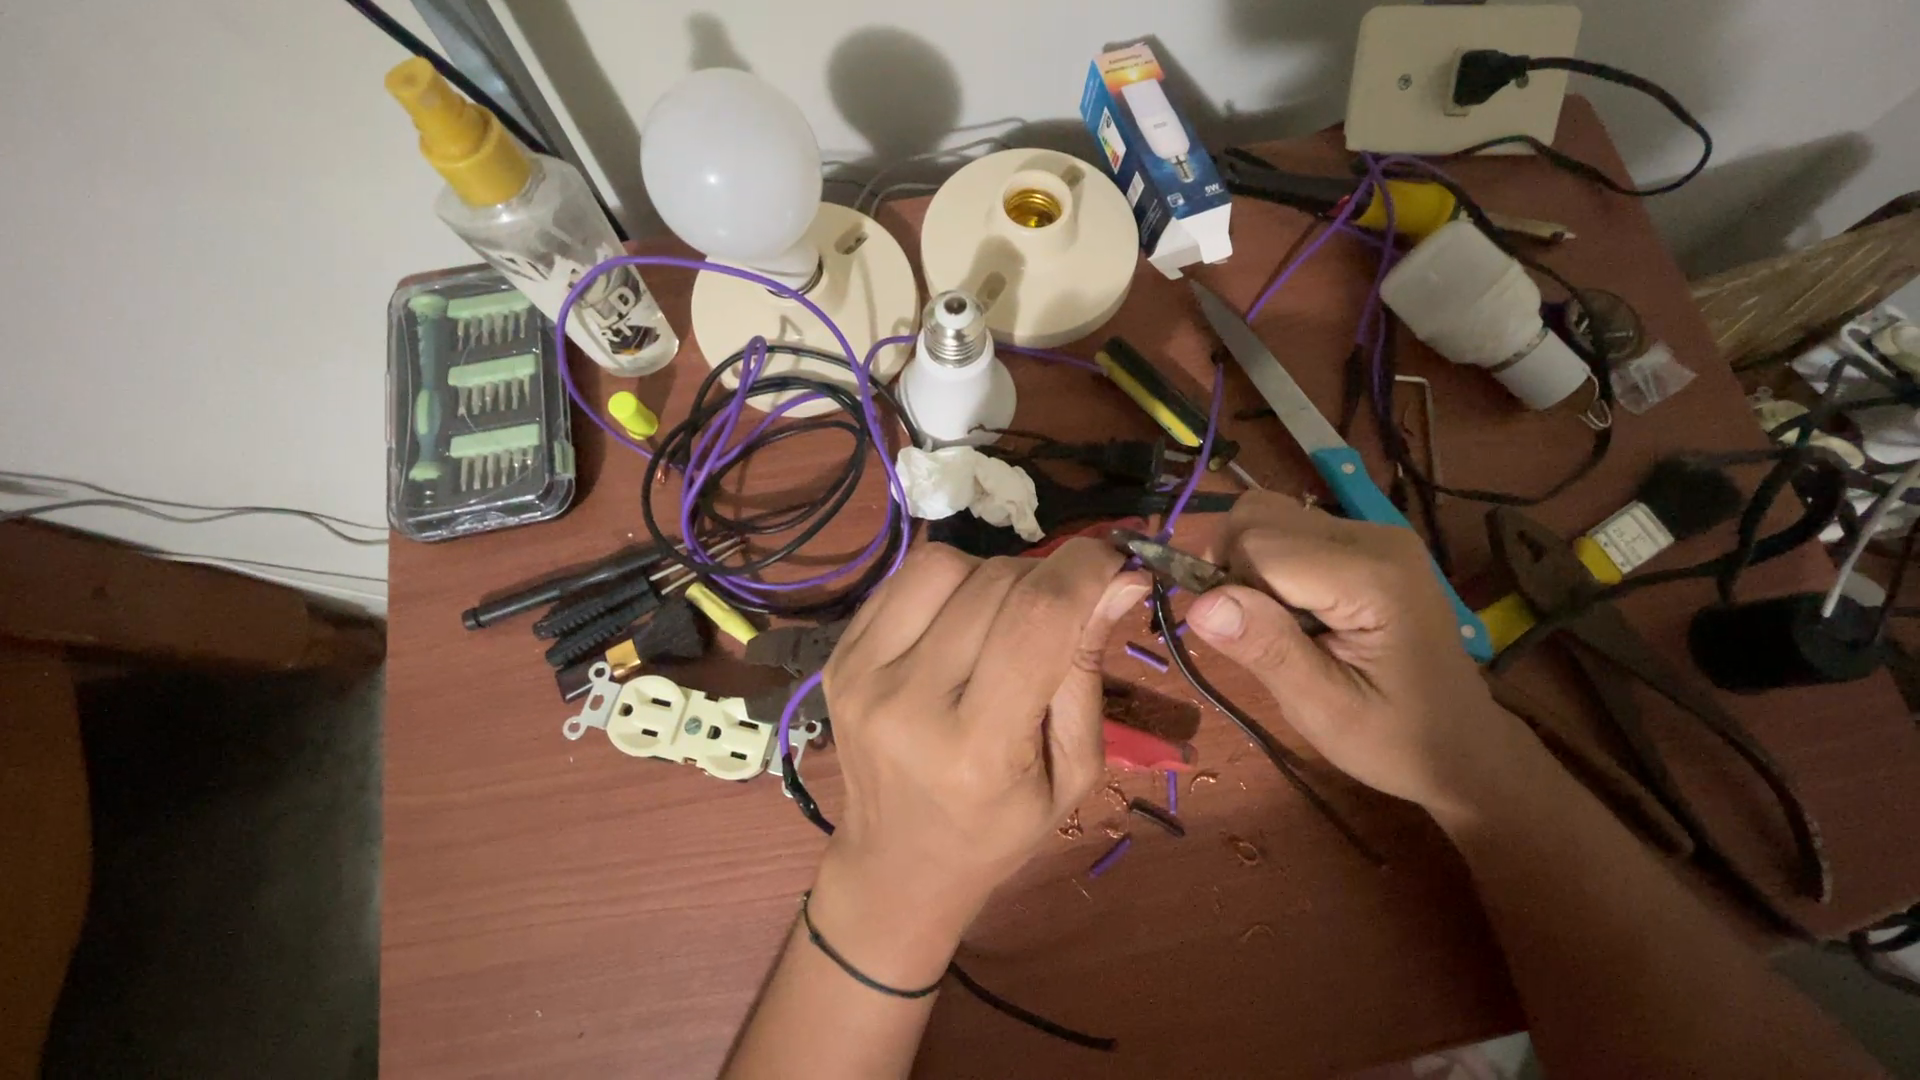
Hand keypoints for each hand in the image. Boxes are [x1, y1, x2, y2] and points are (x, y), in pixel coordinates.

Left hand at [811, 540, 1147, 985]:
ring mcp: (862, 674)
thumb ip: (1087, 671)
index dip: (1085, 568)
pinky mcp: (840, 656)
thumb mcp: (1071, 771)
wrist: (897, 861)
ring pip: (946, 565)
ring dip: (994, 574)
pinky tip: (961, 620)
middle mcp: (909, 702)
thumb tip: (1120, 578)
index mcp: (978, 747)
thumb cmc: (997, 829)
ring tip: (1005, 618)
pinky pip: (906, 577)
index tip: (1115, 557)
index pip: (1038, 617)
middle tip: (1064, 608)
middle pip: (996, 582)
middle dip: (1048, 577)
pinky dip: (950, 582)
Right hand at [1184, 491, 1530, 819]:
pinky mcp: (1364, 541)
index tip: (1243, 641)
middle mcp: (1374, 537)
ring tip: (1275, 622)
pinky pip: (1285, 529)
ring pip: (1265, 517)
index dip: (1229, 588)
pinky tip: (1291, 610)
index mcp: (1374, 577)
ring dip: (1247, 565)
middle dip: (1233, 570)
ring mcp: (1371, 534)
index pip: (1257, 544)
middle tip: (1257, 633)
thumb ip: (1266, 649)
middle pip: (1257, 518)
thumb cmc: (1395, 739)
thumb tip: (1198, 603)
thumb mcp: (1324, 710)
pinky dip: (1266, 564)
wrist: (1462, 745)